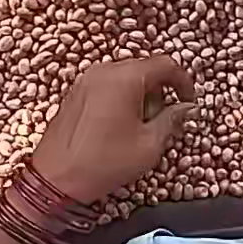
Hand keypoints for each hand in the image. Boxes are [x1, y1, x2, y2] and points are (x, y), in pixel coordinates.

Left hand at [31, 55, 197, 202]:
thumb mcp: (149, 145)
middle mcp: (103, 71)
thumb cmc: (103, 162)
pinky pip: (106, 86)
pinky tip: (118, 127)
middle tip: (162, 121)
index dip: (183, 83)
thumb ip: (172, 120)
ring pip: (125, 78)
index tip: (188, 103)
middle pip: (144, 70)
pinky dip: (120, 98)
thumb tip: (186, 108)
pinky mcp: (75, 93)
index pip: (165, 65)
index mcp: (124, 78)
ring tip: (139, 128)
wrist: (55, 178)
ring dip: (140, 96)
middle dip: (160, 92)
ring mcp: (85, 81)